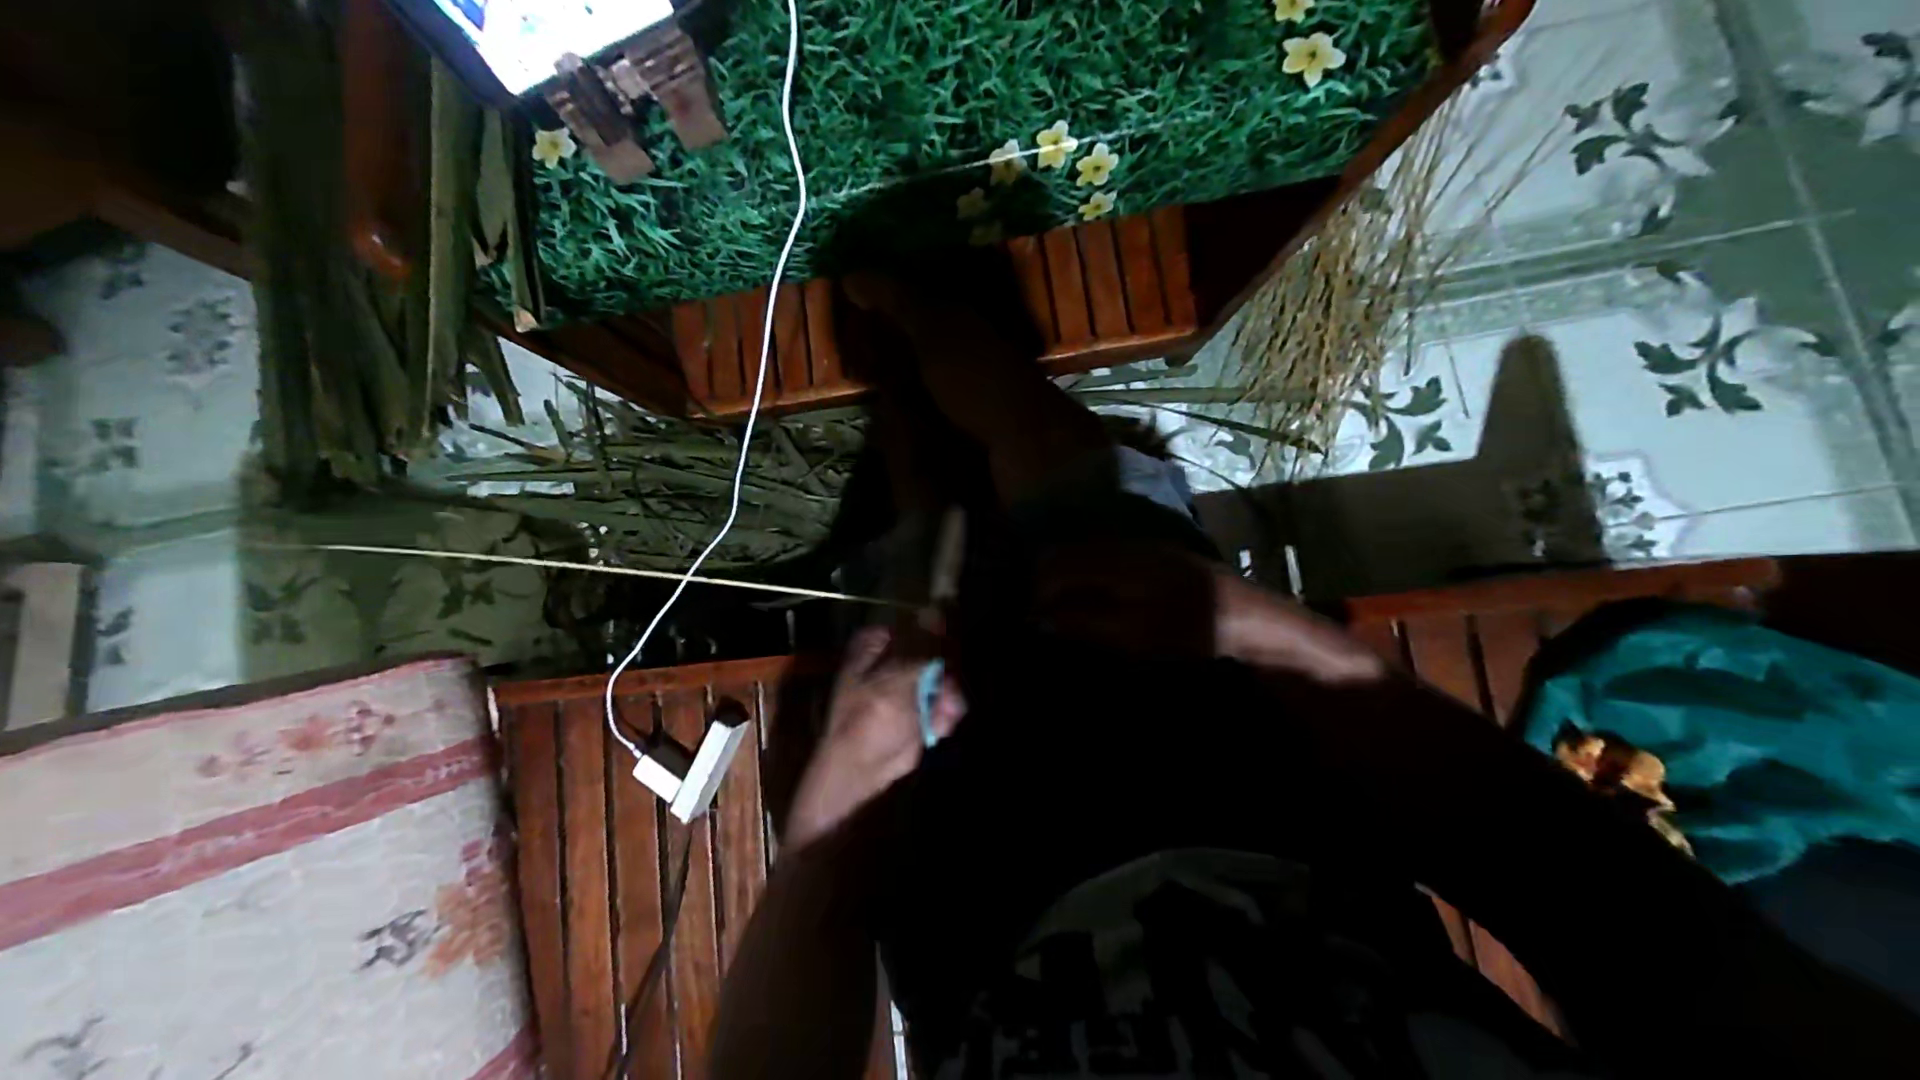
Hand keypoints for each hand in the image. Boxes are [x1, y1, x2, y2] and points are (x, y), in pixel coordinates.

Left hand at [784, 626, 965, 850]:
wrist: (861, 772)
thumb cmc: (869, 720)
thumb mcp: (897, 679)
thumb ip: (924, 649)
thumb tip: (941, 612)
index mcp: (874, 647)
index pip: (910, 625)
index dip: (933, 630)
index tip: (950, 639)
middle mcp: (890, 662)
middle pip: (932, 651)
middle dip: (946, 671)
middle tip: (948, 687)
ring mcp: (906, 688)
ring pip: (944, 677)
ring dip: (948, 696)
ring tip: (942, 714)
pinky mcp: (919, 712)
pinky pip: (944, 703)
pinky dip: (945, 715)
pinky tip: (940, 725)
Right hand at [1036, 541, 1384, 684]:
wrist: (1257, 624)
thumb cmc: (1197, 631)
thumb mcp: (1137, 635)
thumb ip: (1086, 622)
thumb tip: (1042, 617)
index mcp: (1121, 558)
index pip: (1060, 565)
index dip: (1036, 591)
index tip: (1024, 617)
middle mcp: (1127, 545)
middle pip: (1069, 556)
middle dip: (1046, 583)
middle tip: (1034, 615)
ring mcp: (1143, 549)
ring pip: (1086, 557)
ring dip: (1066, 581)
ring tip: (1055, 611)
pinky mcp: (1155, 558)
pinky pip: (1105, 561)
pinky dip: (1087, 580)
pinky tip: (1087, 602)